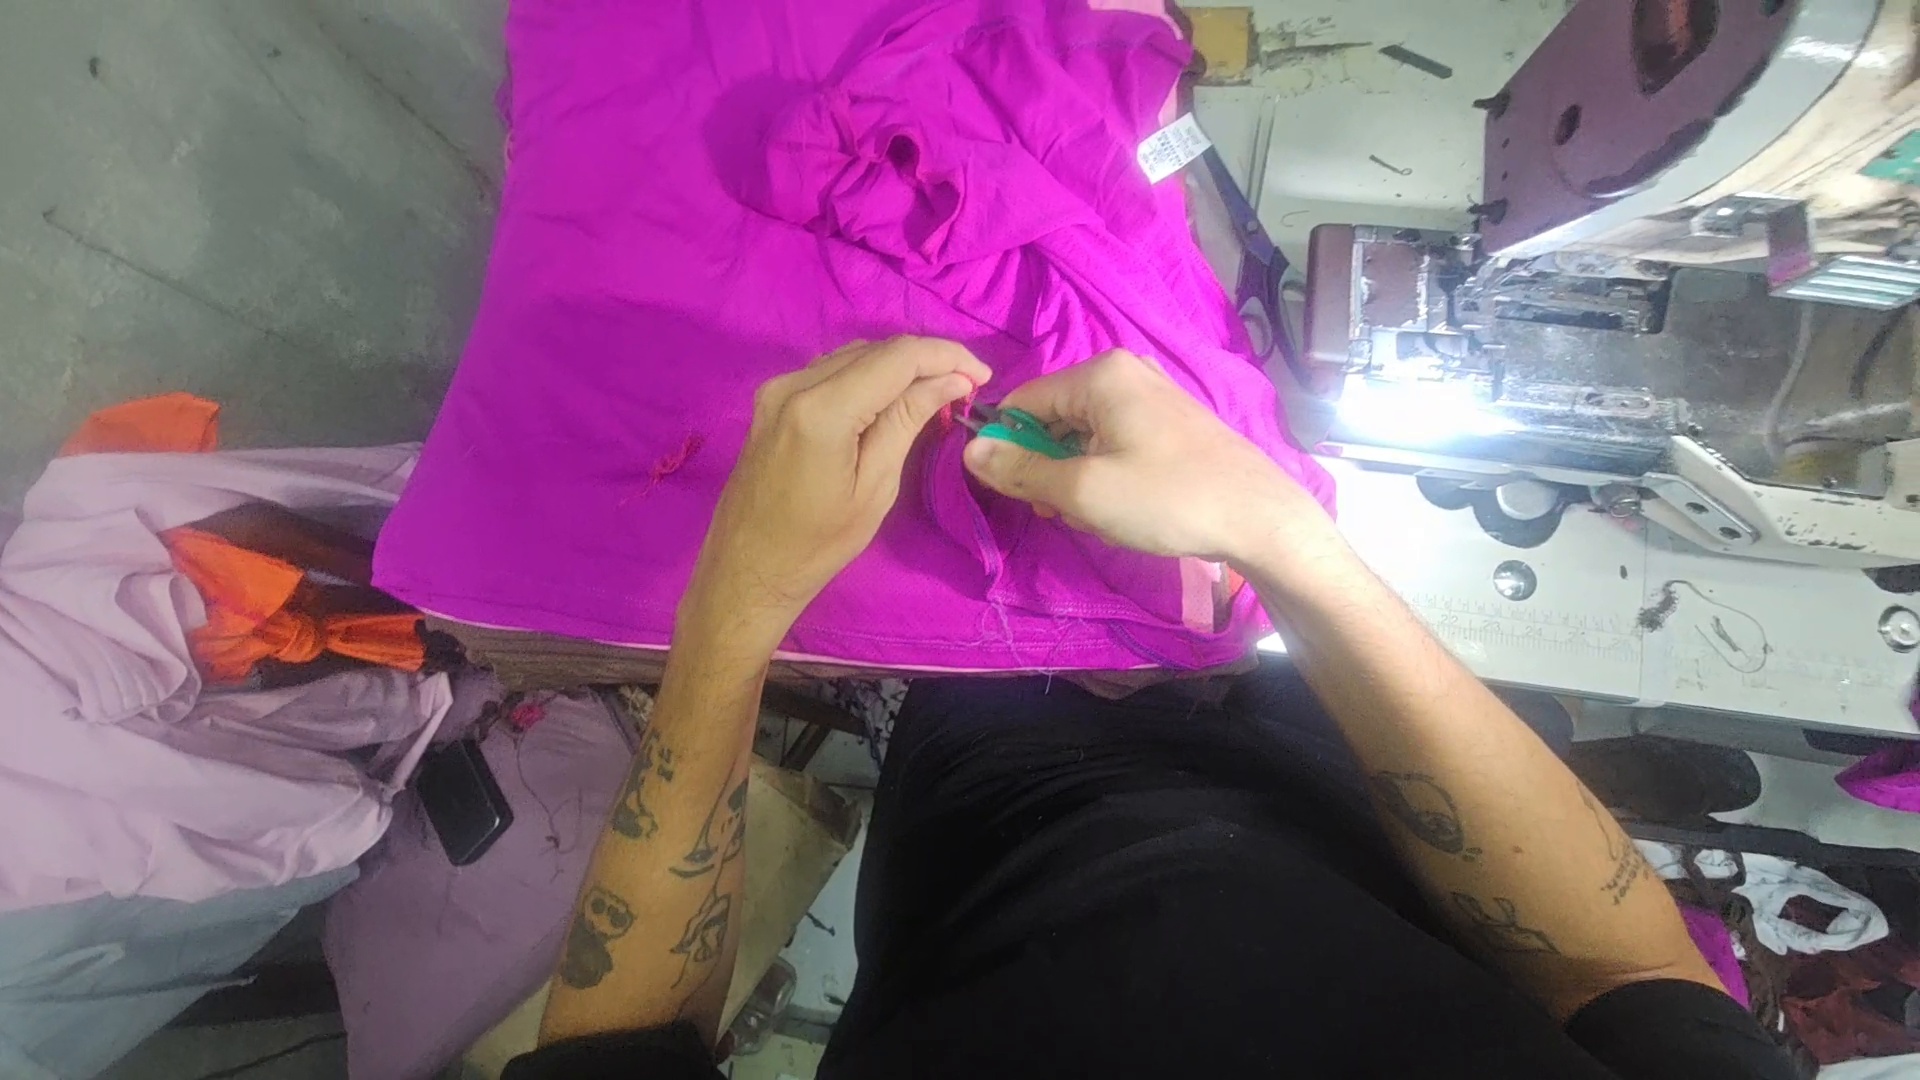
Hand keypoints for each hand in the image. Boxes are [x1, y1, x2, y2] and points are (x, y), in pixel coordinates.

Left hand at [686, 337, 991, 647]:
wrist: (749, 569)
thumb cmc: (818, 544)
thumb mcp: (876, 487)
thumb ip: (908, 421)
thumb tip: (952, 379)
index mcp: (822, 409)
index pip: (898, 357)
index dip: (947, 357)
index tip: (982, 376)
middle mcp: (795, 384)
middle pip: (876, 350)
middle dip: (927, 361)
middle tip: (966, 388)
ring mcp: (778, 388)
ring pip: (854, 356)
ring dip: (899, 367)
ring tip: (937, 393)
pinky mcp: (773, 400)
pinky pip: (831, 371)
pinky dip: (868, 377)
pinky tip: (892, 399)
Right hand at [962, 349, 1332, 565]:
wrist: (1258, 518)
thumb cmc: (1166, 499)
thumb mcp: (1081, 490)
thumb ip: (1020, 470)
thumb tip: (969, 450)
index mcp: (1099, 375)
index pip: (1023, 402)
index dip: (1007, 448)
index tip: (1017, 493)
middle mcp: (1123, 373)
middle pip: (1053, 420)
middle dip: (1049, 470)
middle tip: (1066, 512)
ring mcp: (1149, 396)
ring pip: (1082, 438)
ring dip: (1077, 480)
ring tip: (1101, 515)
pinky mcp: (1167, 422)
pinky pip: (1112, 443)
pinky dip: (1105, 476)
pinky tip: (1123, 508)